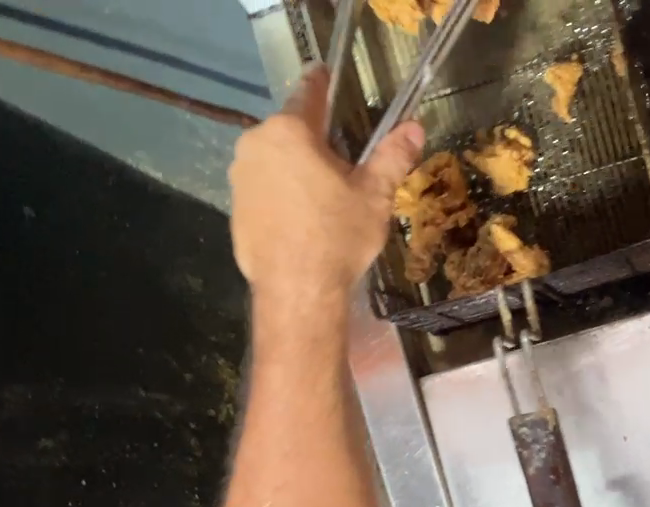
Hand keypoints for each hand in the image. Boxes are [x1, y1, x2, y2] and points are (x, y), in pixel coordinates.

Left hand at [228, 66, 424, 300]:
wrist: (298, 288)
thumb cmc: (338, 236)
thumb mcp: (374, 196)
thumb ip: (392, 158)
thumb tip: (415, 127)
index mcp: (291, 131)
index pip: (308, 95)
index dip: (321, 85)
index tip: (324, 75)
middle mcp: (256, 143)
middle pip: (292, 134)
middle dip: (315, 146)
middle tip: (344, 174)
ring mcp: (241, 176)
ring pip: (277, 164)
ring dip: (298, 174)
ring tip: (326, 206)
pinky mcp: (235, 208)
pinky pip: (265, 193)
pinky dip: (284, 200)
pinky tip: (305, 227)